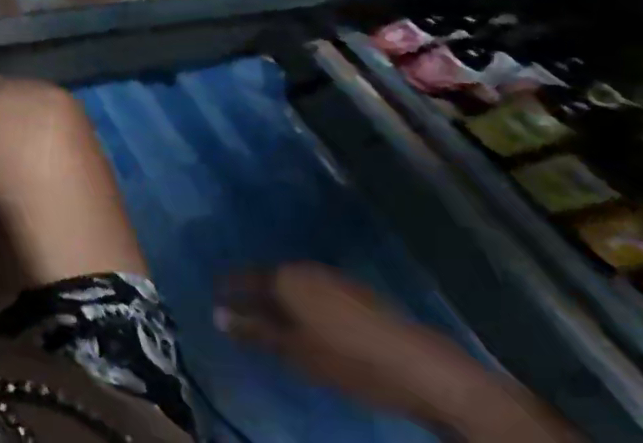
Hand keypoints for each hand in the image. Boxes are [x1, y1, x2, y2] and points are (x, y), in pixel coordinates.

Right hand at [218, 263, 575, 440]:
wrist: (428, 372)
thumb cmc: (350, 360)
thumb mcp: (295, 351)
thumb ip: (253, 331)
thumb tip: (216, 315)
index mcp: (284, 277)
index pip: (243, 278)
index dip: (228, 289)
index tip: (214, 298)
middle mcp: (305, 270)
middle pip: (270, 280)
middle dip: (256, 296)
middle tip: (243, 314)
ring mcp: (336, 281)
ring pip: (296, 287)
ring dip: (283, 302)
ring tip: (275, 324)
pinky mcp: (361, 297)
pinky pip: (318, 295)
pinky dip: (306, 307)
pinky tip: (311, 327)